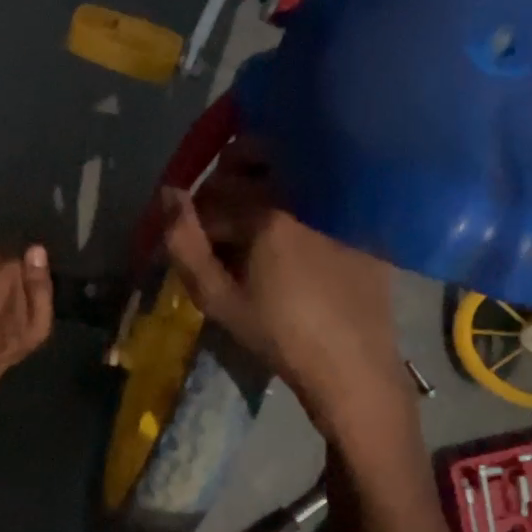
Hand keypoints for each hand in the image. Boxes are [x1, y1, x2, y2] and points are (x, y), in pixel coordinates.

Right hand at [161, 144, 404, 429]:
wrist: (353, 367)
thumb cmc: (278, 336)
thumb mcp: (216, 298)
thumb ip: (183, 243)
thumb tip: (168, 193)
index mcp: (267, 212)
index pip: (215, 195)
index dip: (195, 218)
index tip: (195, 246)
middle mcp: (306, 195)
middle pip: (253, 163)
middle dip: (227, 184)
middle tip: (221, 223)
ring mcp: (340, 204)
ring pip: (288, 171)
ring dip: (261, 184)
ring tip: (253, 226)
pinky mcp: (363, 220)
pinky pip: (321, 191)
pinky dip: (298, 200)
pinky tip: (293, 239)